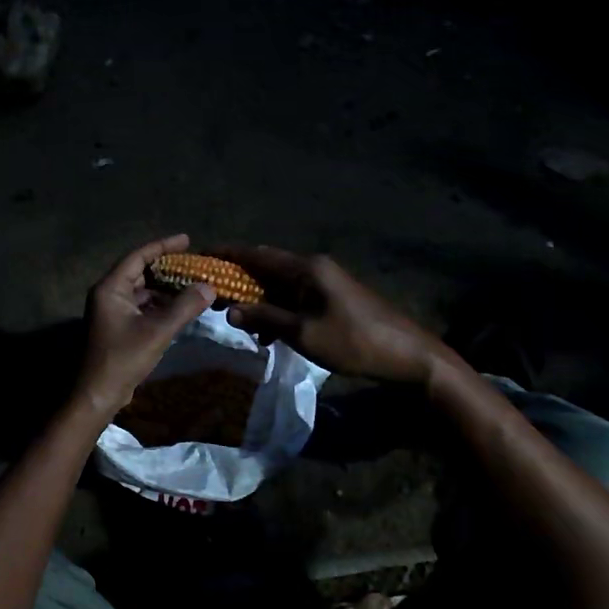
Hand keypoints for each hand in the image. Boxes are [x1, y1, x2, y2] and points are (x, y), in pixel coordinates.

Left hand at [75, 234, 214, 418]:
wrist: (98, 395)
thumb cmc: (123, 359)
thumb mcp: (158, 331)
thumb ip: (185, 306)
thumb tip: (209, 286)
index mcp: (111, 288)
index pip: (138, 257)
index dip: (163, 246)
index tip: (187, 240)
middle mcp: (108, 294)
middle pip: (140, 272)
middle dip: (168, 267)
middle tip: (195, 264)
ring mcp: (112, 312)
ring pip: (143, 291)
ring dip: (166, 287)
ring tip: (194, 283)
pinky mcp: (118, 327)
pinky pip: (142, 306)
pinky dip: (161, 304)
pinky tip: (181, 307)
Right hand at [219, 246, 452, 384]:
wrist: (407, 354)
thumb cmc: (354, 342)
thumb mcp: (304, 333)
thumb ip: (265, 318)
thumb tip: (231, 309)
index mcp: (306, 268)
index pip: (256, 254)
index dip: (227, 255)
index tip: (200, 256)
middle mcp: (313, 268)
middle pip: (266, 267)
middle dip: (238, 281)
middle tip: (211, 296)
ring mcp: (325, 283)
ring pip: (279, 286)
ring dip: (258, 301)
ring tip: (237, 322)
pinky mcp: (332, 299)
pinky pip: (294, 299)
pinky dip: (277, 312)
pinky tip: (267, 335)